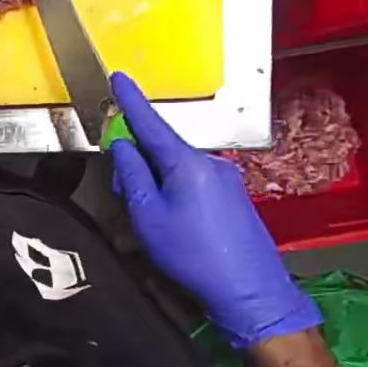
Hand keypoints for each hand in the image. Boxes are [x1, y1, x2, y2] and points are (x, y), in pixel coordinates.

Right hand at [107, 73, 321, 349]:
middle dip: (136, 162)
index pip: (151, 124)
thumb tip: (123, 146)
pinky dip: (172, 191)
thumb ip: (132, 176)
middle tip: (122, 195)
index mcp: (186, 163)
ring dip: (153, 181)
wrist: (249, 289)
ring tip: (147, 217)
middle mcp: (209, 162)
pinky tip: (170, 221)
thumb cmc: (192, 254)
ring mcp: (225, 178)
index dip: (130, 101)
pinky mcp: (232, 195)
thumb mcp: (147, 216)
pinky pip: (192, 181)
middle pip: (161, 149)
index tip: (118, 77)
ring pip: (175, 168)